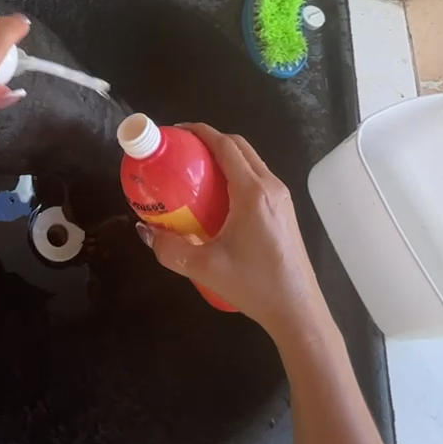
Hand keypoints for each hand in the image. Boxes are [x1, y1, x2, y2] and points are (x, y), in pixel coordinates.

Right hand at [140, 123, 332, 345]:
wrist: (298, 312)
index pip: (226, 146)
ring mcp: (281, 198)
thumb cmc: (254, 285)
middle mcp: (270, 186)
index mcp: (252, 192)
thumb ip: (169, 249)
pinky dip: (236, 173)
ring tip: (196, 172)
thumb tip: (144, 229)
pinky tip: (218, 197)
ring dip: (225, 156)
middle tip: (183, 151)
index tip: (177, 133)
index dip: (201, 132)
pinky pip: (257, 177)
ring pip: (251, 161)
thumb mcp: (204, 268)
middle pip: (240, 146)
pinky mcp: (284, 211)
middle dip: (210, 140)